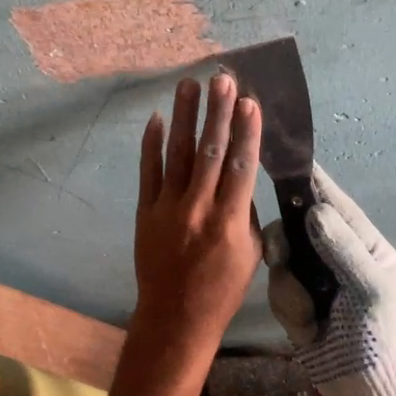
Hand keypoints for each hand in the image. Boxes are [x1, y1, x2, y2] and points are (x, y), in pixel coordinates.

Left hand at [131, 73, 263, 346]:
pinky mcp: (145, 210)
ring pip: (178, 154)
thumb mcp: (249, 253)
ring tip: (189, 85)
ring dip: (185, 117)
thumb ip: (245, 211)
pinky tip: (156, 119)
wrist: (175, 316)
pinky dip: (152, 144)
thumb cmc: (222, 287)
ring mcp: (168, 208)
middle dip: (217, 112)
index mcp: (230, 222)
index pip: (241, 167)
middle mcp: (198, 209)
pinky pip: (148, 171)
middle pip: (210, 152)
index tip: (249, 102)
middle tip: (223, 80)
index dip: (245, 132)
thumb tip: (240, 175)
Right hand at [262, 165, 395, 395]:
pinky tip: (307, 326)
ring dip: (290, 285)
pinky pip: (277, 287)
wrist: (368, 394)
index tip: (282, 159)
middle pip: (295, 223)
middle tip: (281, 256)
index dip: (309, 180)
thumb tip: (314, 211)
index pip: (332, 201)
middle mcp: (334, 253)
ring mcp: (312, 277)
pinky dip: (289, 307)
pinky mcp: (293, 301)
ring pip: (280, 256)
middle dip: (287, 241)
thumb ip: (343, 248)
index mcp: (363, 244)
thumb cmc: (381, 338)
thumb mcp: (371, 291)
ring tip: (308, 309)